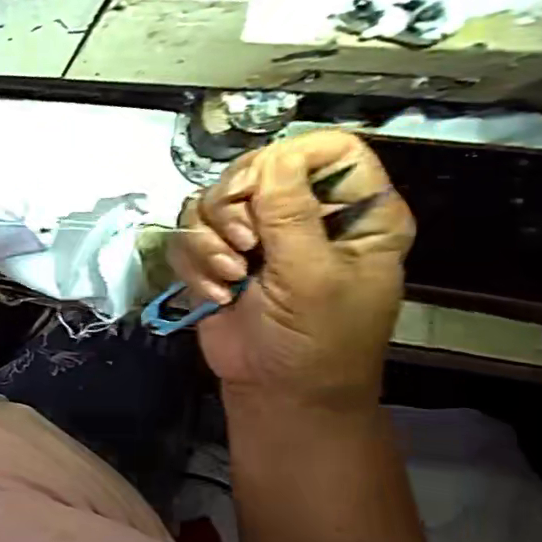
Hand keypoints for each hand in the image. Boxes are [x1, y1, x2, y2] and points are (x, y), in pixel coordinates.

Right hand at [168, 131, 414, 408]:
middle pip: (253, 171)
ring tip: (229, 276)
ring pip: (209, 205)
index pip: (326, 150)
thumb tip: (272, 159)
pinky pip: (187, 239)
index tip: (255, 192)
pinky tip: (215, 294)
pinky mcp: (216, 262)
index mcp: (354, 212)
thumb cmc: (317, 339)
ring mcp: (257, 239)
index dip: (283, 161)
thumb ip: (291, 214)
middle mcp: (303, 216)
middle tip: (240, 242)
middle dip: (231, 206)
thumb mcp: (312, 275)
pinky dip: (192, 266)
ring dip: (208, 242)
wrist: (278, 391)